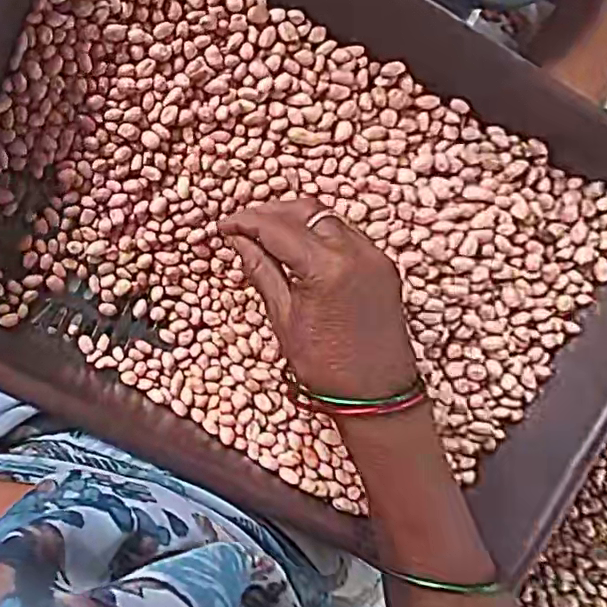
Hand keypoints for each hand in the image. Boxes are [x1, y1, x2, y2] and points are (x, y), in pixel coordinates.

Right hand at [219, 200, 417, 401]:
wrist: (377, 395)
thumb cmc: (327, 365)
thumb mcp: (282, 316)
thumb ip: (261, 270)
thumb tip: (238, 241)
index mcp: (327, 268)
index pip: (276, 228)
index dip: (244, 222)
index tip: (224, 226)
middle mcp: (357, 254)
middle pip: (305, 211)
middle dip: (268, 213)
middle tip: (241, 225)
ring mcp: (375, 258)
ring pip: (326, 217)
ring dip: (293, 219)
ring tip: (265, 235)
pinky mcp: (383, 266)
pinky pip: (344, 233)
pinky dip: (316, 232)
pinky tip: (295, 247)